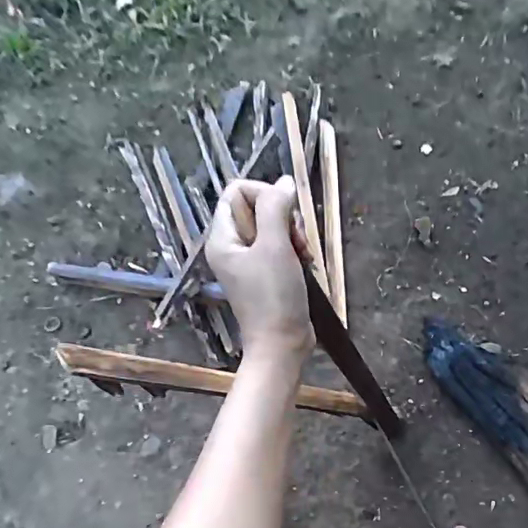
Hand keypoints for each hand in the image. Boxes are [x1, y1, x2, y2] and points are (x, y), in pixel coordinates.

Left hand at [206, 177, 313, 357]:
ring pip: (274, 228)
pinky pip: (281, 248)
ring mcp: (250, 263)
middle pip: (258, 208)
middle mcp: (233, 248)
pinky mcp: (267, 275)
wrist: (282, 345)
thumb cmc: (274, 297)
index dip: (264, 194)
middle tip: (294, 241)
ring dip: (293, 236)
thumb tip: (285, 182)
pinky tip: (304, 265)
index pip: (238, 191)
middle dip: (283, 217)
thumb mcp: (275, 246)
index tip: (284, 215)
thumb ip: (277, 208)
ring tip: (302, 256)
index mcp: (223, 239)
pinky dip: (295, 251)